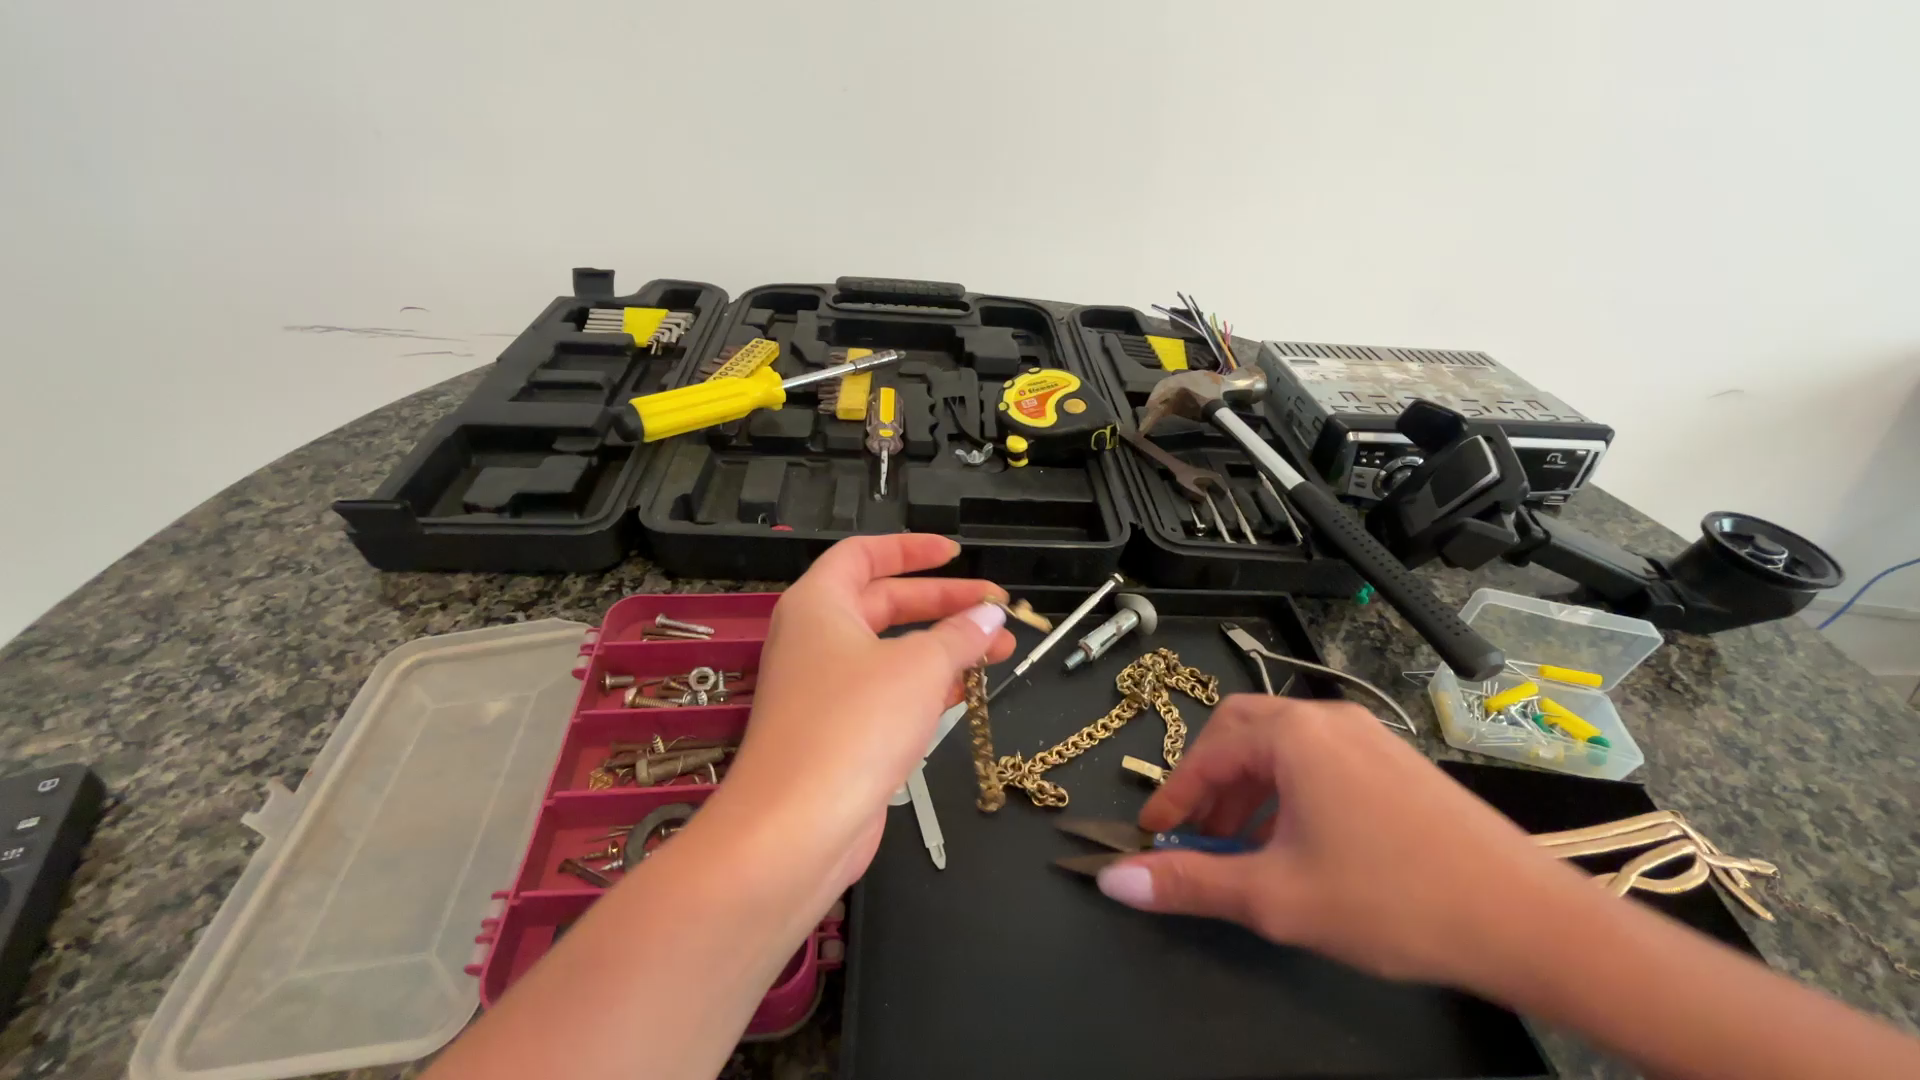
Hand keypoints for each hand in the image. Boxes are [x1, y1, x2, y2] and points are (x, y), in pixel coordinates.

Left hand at [713, 534, 1015, 887]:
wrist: (796, 827)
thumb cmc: (854, 725)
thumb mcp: (919, 668)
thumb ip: (959, 635)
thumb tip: (989, 615)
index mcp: (819, 604)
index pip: (863, 555)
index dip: (910, 549)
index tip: (954, 553)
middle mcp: (816, 639)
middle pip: (885, 603)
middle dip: (944, 603)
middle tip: (995, 609)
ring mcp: (825, 688)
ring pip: (891, 652)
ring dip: (944, 647)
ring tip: (999, 650)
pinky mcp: (839, 732)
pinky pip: (888, 692)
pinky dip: (927, 686)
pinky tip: (967, 689)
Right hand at [1094, 695, 1590, 987]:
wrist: (1531, 921)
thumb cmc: (1392, 901)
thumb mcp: (1276, 897)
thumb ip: (1190, 883)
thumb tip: (1114, 879)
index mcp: (1294, 735)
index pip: (1207, 752)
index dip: (1172, 796)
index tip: (1152, 837)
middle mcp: (1328, 719)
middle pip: (1241, 732)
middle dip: (1209, 782)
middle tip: (1194, 832)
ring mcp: (1368, 736)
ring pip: (1283, 747)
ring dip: (1248, 789)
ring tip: (1241, 846)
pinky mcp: (1396, 761)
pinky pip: (1320, 761)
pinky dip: (1288, 791)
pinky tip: (1296, 843)